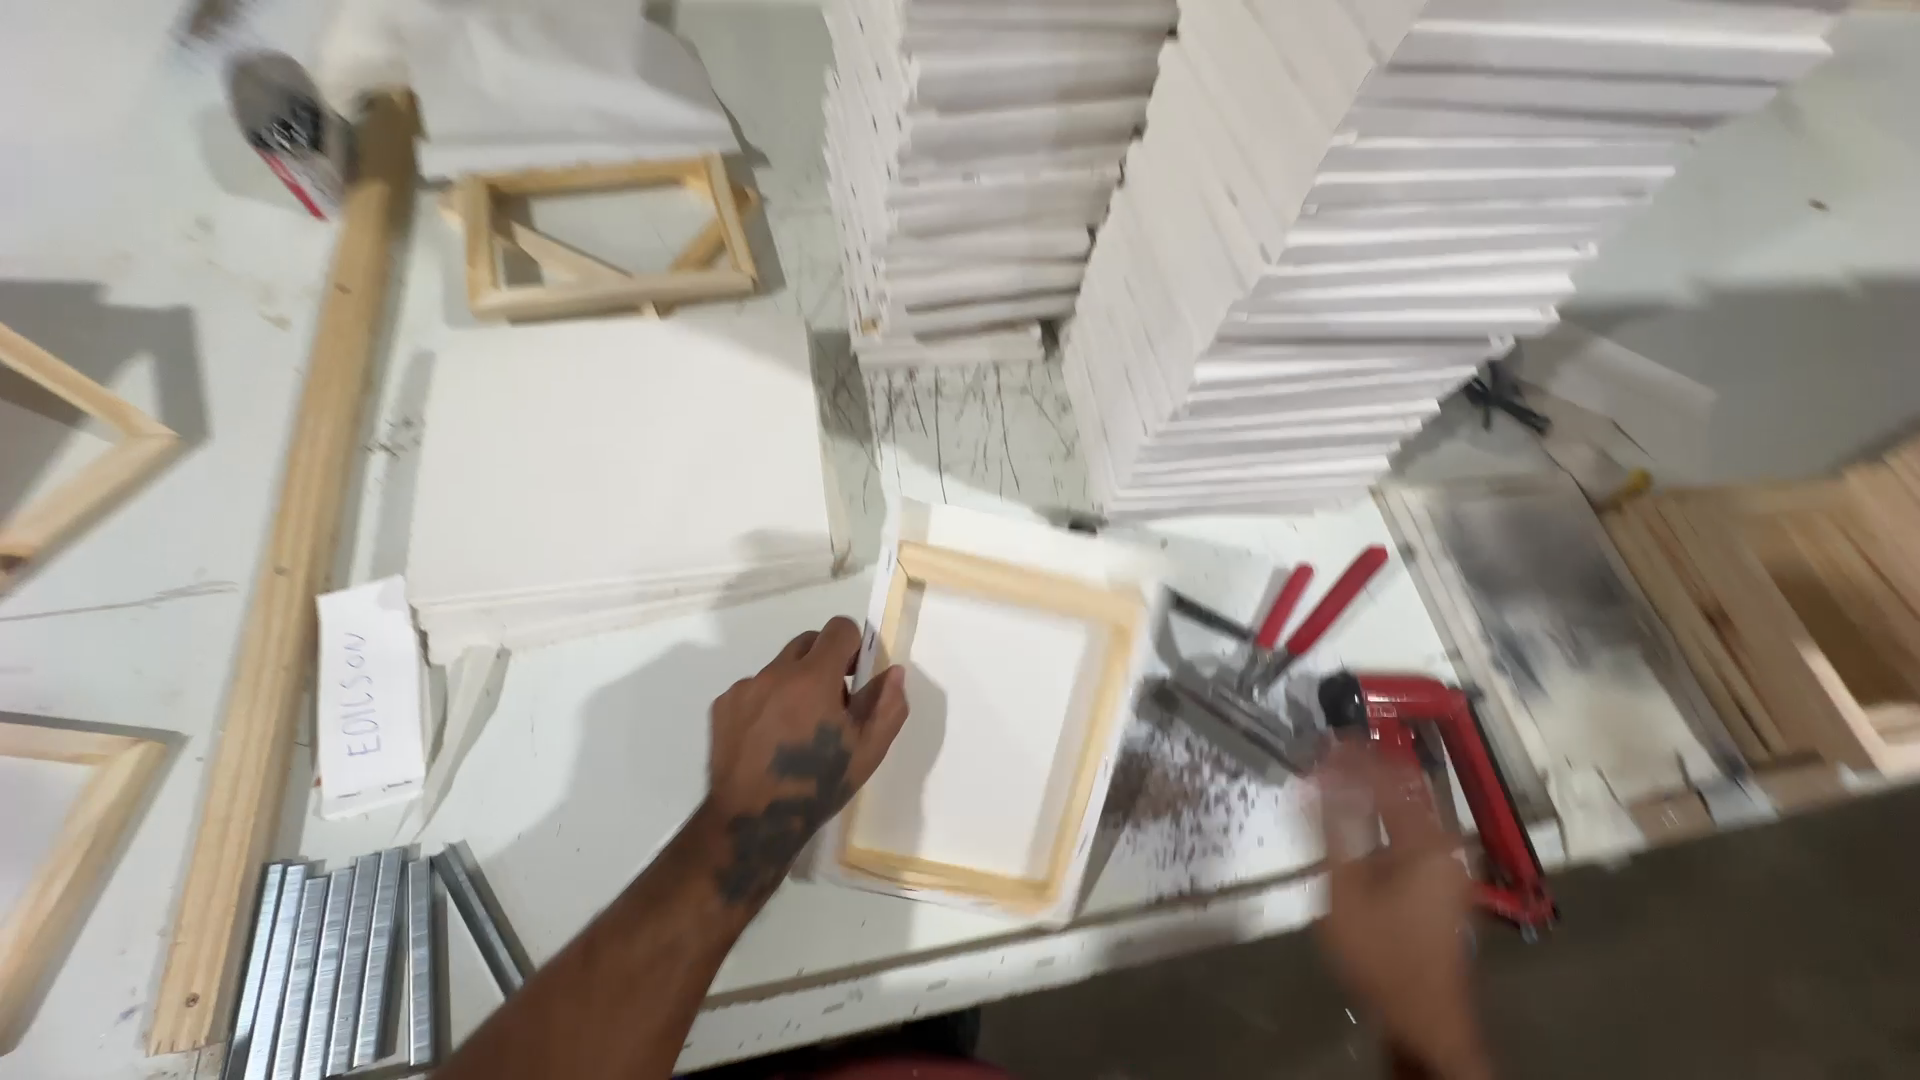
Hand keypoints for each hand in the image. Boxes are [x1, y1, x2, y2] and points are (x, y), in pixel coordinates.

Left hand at [703, 616, 908, 905]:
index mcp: (813, 678)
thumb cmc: (817, 786)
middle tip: (832, 703)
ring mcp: (745, 688)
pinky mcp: (723, 706)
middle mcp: (775, 673)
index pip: (839, 628)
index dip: (854, 646)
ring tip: (797, 729)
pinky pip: (754, 689)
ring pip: (780, 667)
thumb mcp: (868, 751)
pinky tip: (770, 740)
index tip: (855, 675)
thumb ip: (888, 705)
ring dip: (795, 683)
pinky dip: (768, 703)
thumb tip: (893, 673)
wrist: (752, 822)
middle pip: (808, 642)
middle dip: (825, 661)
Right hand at [1316, 741, 1490, 1079]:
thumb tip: (1317, 776)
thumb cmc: (1379, 950)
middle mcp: (1445, 843)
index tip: (1320, 739)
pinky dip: (1383, 811)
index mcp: (1425, 840)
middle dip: (1365, 763)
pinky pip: (1411, 826)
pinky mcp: (1442, 878)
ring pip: (1409, 805)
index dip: (1350, 755)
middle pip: (1404, 785)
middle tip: (1328, 750)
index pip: (1385, 778)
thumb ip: (1330, 825)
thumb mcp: (1342, 886)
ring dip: (1373, 786)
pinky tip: (1357, 813)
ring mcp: (1448, 863)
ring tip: (1336, 774)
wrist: (1422, 1014)